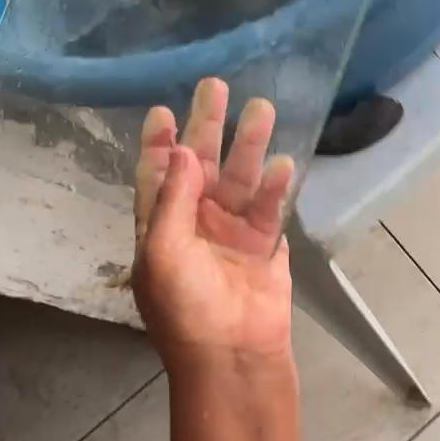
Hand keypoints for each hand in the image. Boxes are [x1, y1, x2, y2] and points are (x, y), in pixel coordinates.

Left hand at [133, 78, 297, 369]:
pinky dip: (275, 186)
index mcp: (161, 226)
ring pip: (240, 179)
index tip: (162, 110)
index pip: (157, 175)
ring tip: (262, 109)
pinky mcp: (266, 244)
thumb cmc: (186, 307)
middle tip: (217, 87)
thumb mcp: (162, 253)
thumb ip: (172, 200)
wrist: (233, 353)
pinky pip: (270, 207)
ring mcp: (233, 232)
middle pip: (202, 165)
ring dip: (249, 146)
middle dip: (208, 127)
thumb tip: (180, 149)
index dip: (158, 143)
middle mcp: (196, 222)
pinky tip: (283, 162)